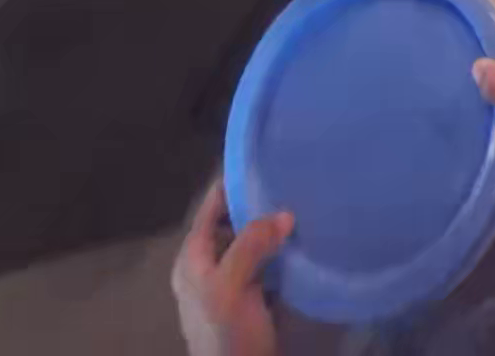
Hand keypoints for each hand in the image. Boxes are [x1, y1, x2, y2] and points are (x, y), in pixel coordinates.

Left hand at [174, 180, 293, 355]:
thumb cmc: (228, 339)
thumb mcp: (231, 289)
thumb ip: (251, 244)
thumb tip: (284, 213)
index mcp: (193, 258)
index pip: (212, 203)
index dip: (235, 179)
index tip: (266, 157)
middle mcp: (207, 263)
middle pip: (232, 217)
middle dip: (258, 198)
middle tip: (291, 176)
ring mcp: (229, 279)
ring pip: (250, 234)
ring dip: (271, 219)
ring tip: (301, 196)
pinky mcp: (251, 292)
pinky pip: (264, 253)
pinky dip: (279, 241)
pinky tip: (301, 231)